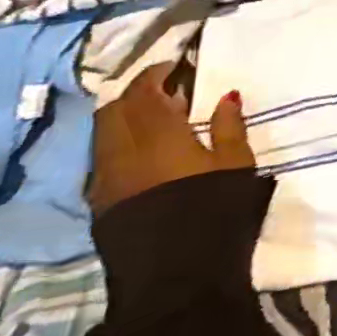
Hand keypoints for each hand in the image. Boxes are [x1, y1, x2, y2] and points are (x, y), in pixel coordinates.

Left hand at [90, 62, 253, 213]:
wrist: (175, 270)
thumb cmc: (215, 207)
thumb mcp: (236, 163)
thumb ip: (229, 127)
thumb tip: (226, 96)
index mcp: (156, 137)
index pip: (143, 94)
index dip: (155, 74)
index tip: (174, 65)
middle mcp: (120, 151)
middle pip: (114, 110)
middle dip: (136, 94)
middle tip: (166, 89)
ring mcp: (104, 177)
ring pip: (103, 133)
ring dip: (126, 118)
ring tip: (158, 118)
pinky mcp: (100, 199)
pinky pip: (103, 156)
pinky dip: (120, 141)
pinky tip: (144, 149)